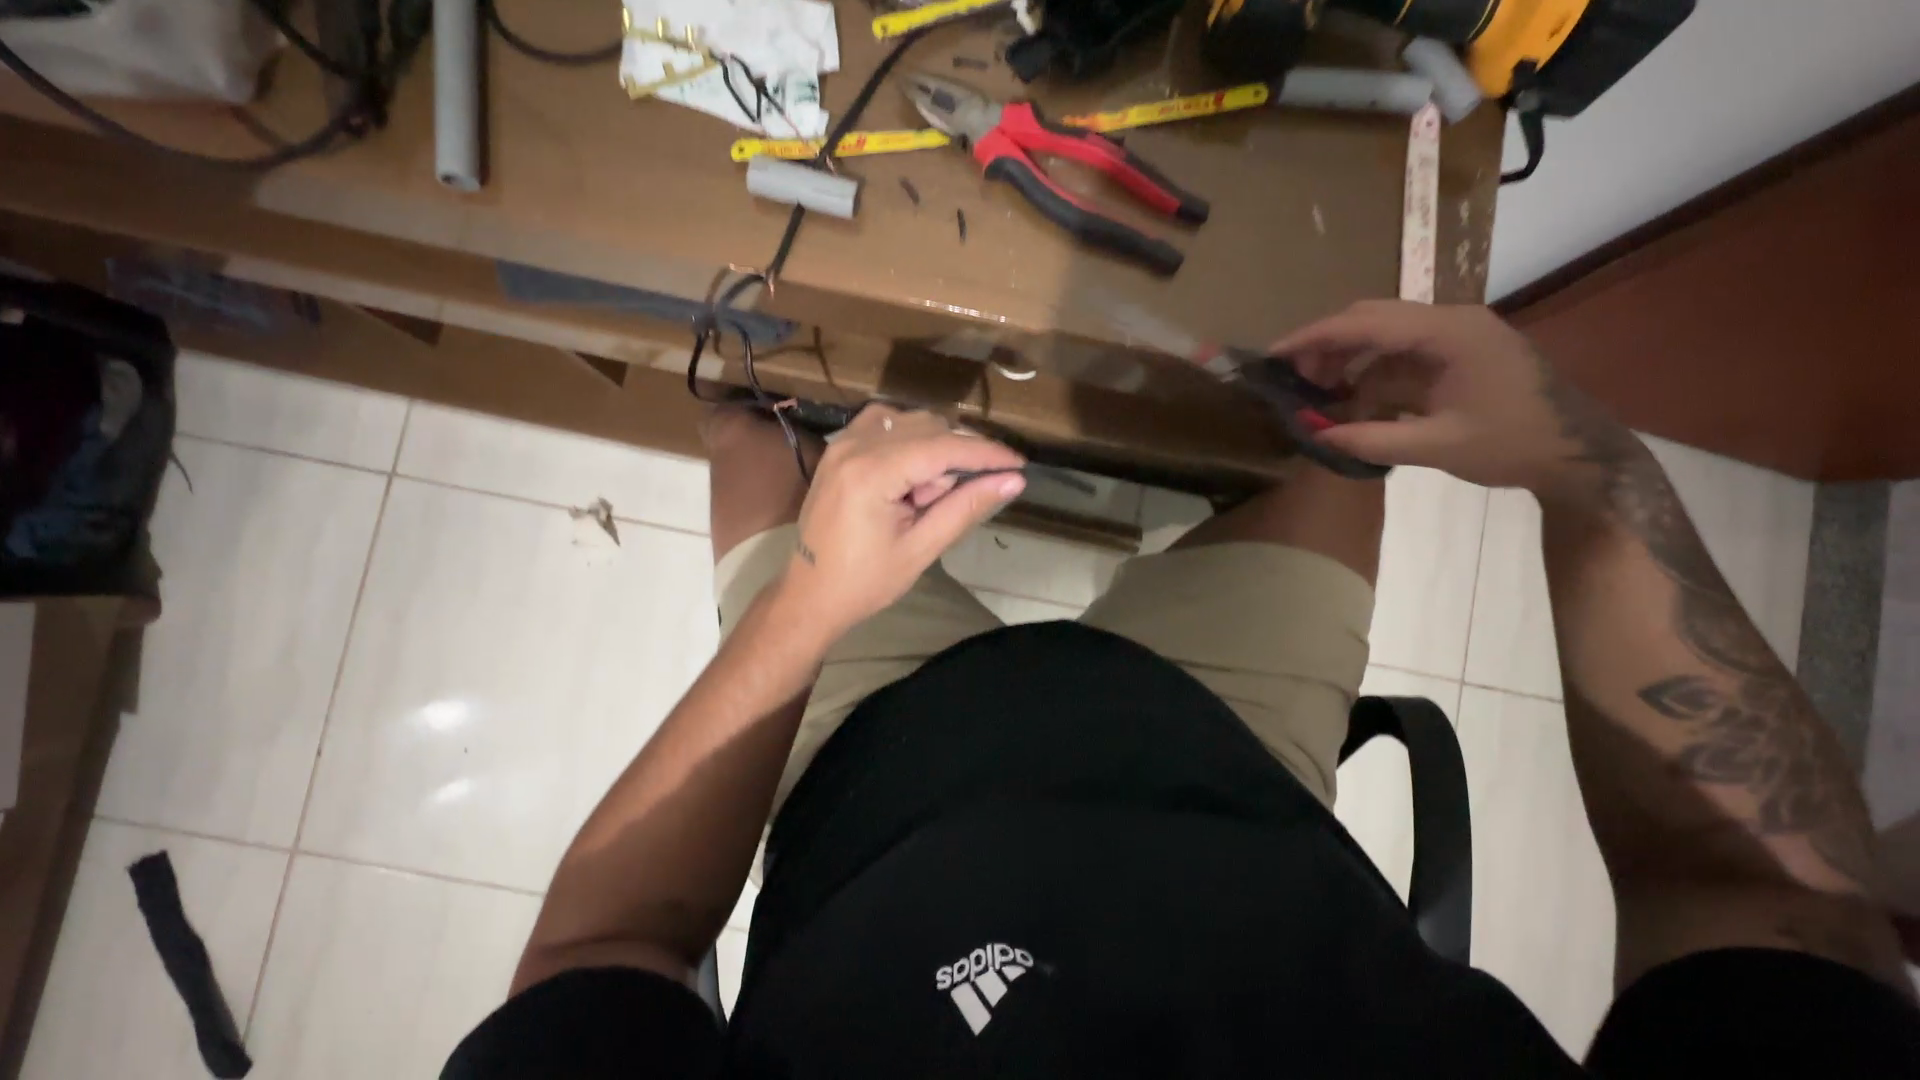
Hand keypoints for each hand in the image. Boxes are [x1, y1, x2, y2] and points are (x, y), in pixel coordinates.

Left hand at [781, 405, 1026, 635]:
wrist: (810, 593)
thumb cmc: (865, 581)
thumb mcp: (921, 548)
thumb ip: (966, 507)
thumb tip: (1013, 481)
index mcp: (872, 473)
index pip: (944, 447)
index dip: (987, 454)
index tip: (1019, 464)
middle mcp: (855, 445)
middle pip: (929, 427)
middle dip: (953, 460)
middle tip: (943, 505)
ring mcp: (843, 442)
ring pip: (910, 421)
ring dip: (932, 449)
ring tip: (921, 498)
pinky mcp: (838, 447)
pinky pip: (885, 422)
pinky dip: (908, 439)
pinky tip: (909, 473)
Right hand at [1273, 301, 1642, 500]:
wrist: (1577, 454)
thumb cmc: (1514, 444)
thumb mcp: (1439, 445)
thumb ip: (1373, 438)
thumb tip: (1317, 435)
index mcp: (1450, 332)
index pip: (1366, 322)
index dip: (1314, 336)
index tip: (1274, 355)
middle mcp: (1450, 322)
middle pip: (1371, 318)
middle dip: (1326, 346)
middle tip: (1292, 380)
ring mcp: (1454, 338)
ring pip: (1382, 336)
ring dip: (1346, 362)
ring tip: (1316, 396)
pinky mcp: (1455, 358)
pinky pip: (1399, 357)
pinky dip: (1369, 376)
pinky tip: (1351, 403)